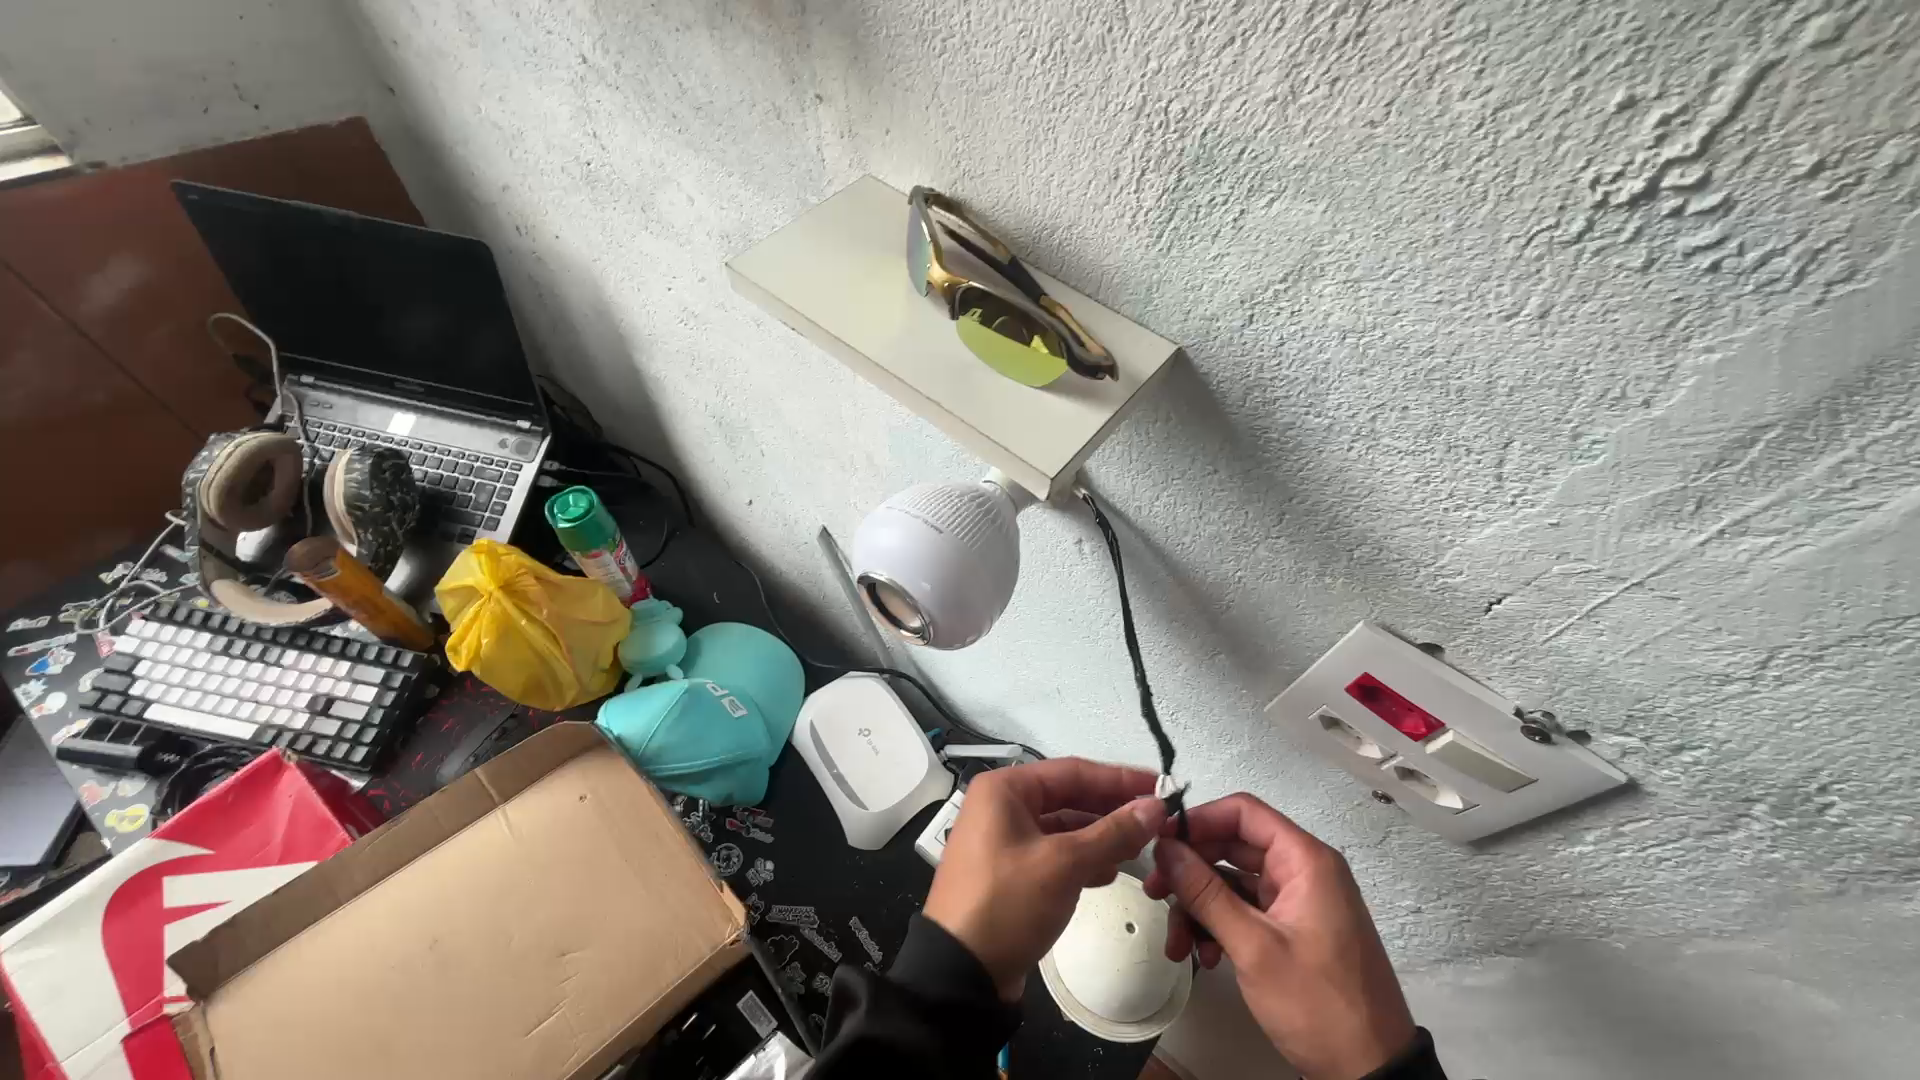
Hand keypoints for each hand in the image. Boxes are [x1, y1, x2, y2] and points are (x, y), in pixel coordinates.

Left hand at [924, 758, 1165, 1000]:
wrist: (961, 973)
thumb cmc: (1008, 903)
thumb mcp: (1063, 864)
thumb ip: (1112, 832)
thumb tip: (1155, 807)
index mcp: (1004, 789)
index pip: (1073, 771)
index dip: (1120, 779)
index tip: (1161, 787)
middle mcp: (1000, 805)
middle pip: (1068, 796)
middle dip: (1111, 809)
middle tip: (1157, 820)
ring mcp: (1003, 839)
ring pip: (1063, 826)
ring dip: (1100, 836)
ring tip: (1140, 848)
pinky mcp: (1009, 872)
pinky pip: (1053, 853)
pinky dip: (1081, 859)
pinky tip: (1109, 873)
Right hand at [1143, 794, 1415, 1079]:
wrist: (1370, 1073)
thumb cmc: (1318, 1003)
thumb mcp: (1253, 946)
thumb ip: (1205, 891)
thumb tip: (1165, 846)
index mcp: (1304, 860)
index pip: (1243, 812)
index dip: (1198, 819)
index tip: (1160, 841)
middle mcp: (1300, 871)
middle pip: (1231, 847)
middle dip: (1189, 871)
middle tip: (1154, 892)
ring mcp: (1295, 902)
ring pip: (1231, 882)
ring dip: (1198, 907)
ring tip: (1176, 943)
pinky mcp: (1289, 929)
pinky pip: (1243, 910)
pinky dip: (1217, 927)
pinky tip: (1203, 956)